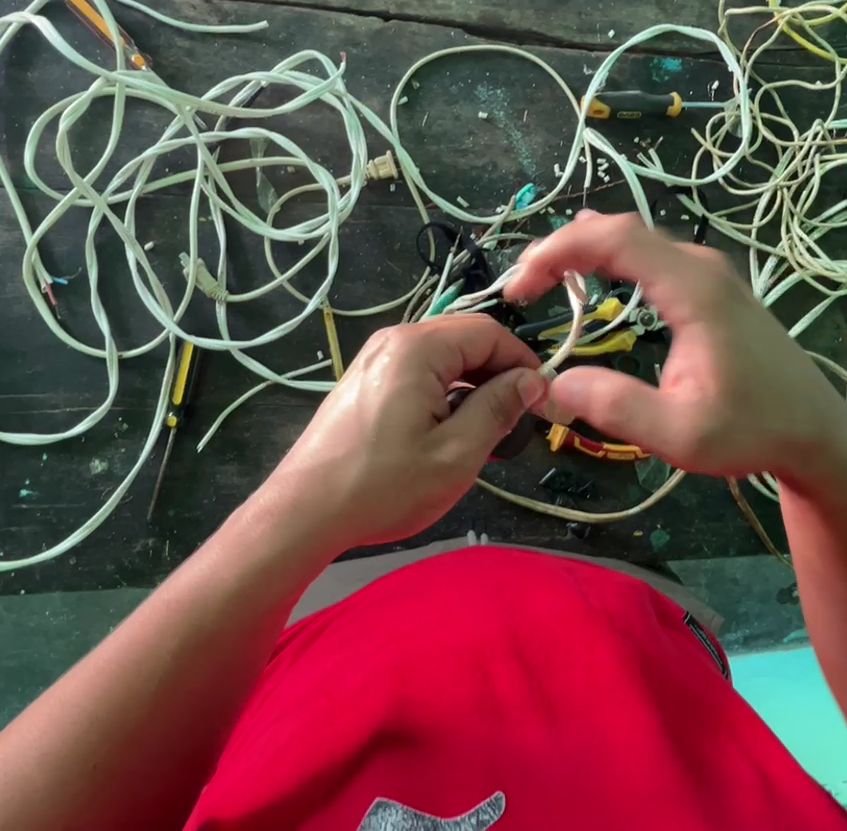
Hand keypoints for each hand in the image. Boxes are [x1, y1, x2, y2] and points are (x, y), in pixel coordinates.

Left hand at [258, 313, 548, 549]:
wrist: (304, 513)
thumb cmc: (384, 486)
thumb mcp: (455, 454)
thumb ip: (498, 409)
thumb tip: (532, 380)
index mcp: (418, 348)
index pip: (489, 332)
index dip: (522, 362)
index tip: (542, 399)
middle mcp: (394, 340)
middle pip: (464, 338)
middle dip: (498, 372)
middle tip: (517, 416)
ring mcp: (375, 358)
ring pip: (443, 356)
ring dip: (472, 383)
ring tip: (486, 428)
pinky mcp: (365, 380)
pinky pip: (419, 370)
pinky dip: (444, 390)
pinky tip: (448, 428)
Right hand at [506, 212, 846, 492]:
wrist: (814, 430)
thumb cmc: (753, 430)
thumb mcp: (679, 432)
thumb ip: (615, 406)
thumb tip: (552, 383)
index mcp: (694, 289)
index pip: (615, 240)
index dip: (559, 252)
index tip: (521, 286)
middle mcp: (700, 266)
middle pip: (620, 229)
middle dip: (562, 247)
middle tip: (521, 283)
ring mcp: (708, 271)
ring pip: (634, 236)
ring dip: (583, 250)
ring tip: (541, 277)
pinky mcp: (709, 284)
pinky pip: (649, 253)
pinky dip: (608, 257)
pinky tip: (589, 272)